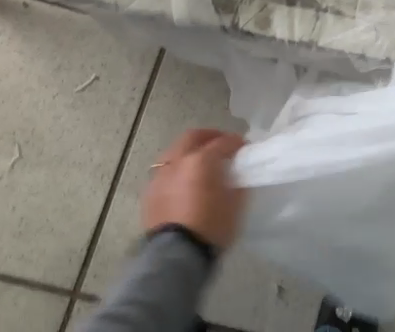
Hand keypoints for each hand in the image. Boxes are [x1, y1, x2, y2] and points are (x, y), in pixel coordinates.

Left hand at [142, 128, 248, 248]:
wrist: (175, 257)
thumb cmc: (210, 229)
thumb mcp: (235, 205)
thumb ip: (238, 182)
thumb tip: (237, 173)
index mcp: (201, 160)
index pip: (223, 142)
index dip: (236, 143)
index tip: (244, 148)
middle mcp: (178, 161)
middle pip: (193, 137)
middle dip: (209, 137)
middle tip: (221, 145)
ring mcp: (160, 176)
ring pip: (175, 152)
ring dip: (189, 152)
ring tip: (200, 164)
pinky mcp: (149, 193)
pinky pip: (165, 172)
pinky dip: (176, 170)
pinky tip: (183, 183)